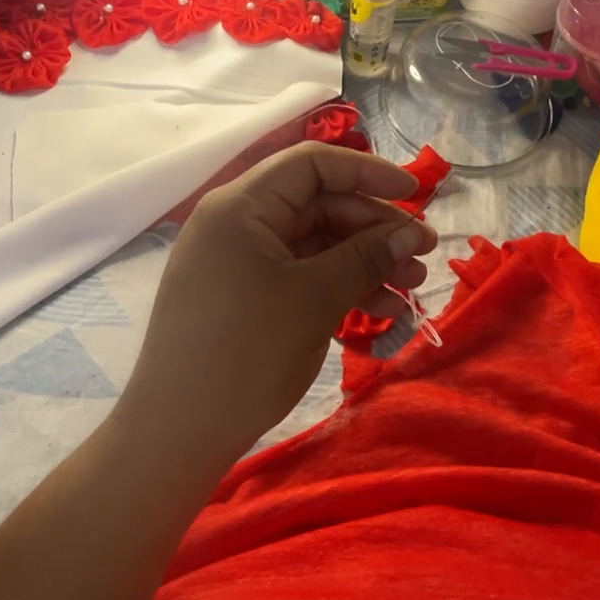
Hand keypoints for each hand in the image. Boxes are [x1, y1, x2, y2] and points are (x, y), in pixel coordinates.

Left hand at [121, 142, 437, 459]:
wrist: (176, 434)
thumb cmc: (246, 352)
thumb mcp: (315, 298)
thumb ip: (365, 257)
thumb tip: (410, 233)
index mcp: (242, 205)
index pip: (312, 165)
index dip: (367, 172)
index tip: (415, 194)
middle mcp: (237, 222)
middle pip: (318, 205)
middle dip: (373, 228)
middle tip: (423, 253)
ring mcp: (239, 260)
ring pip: (315, 244)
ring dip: (364, 260)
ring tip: (411, 286)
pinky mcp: (244, 295)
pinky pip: (300, 274)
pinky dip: (339, 285)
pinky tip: (380, 310)